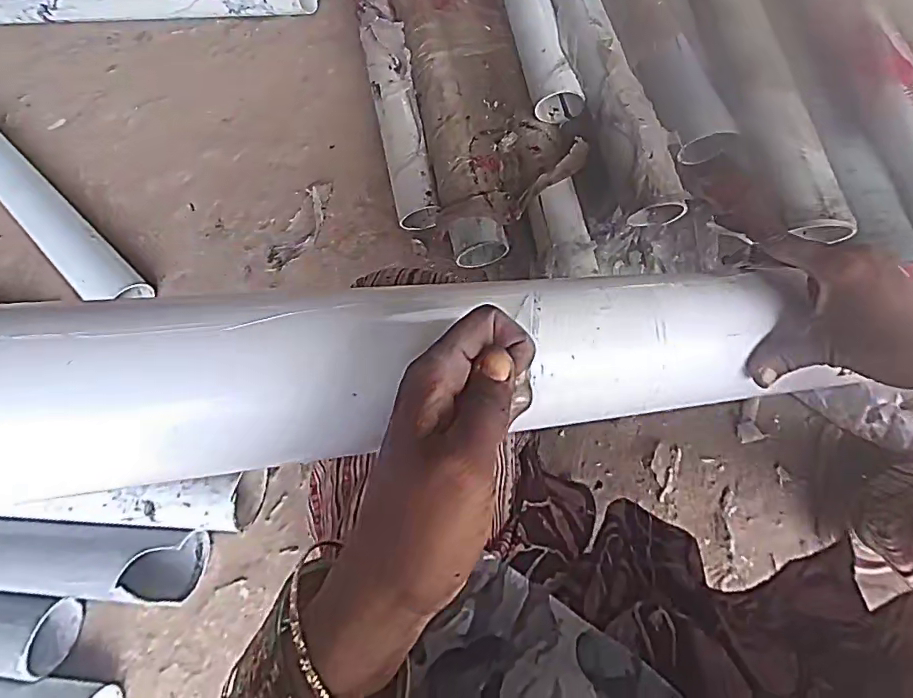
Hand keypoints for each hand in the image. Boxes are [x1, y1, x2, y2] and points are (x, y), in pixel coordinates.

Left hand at [301, 305, 533, 696]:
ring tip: (506, 433)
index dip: (512, 343)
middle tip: (513, 414)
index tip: (522, 380)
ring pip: (486, 375)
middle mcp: (430, 388)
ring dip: (508, 394)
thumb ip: (490, 401)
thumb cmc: (423, 533)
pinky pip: (481, 404)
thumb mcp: (467, 461)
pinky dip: (499, 414)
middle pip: (485, 344)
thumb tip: (506, 355)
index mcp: (430, 380)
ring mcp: (437, 412)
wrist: (390, 589)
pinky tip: (500, 442)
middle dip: (512, 368)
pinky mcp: (445, 437)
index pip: (481, 323)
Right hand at [690, 153, 912, 393]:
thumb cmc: (886, 347)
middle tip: (780, 286)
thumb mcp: (828, 349)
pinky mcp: (899, 275)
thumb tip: (757, 372)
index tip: (751, 253)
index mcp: (836, 264)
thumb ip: (786, 356)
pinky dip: (846, 282)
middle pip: (814, 253)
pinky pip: (860, 269)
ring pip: (839, 261)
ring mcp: (883, 262)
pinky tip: (847, 309)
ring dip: (823, 276)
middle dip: (795, 268)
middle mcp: (859, 254)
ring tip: (815, 304)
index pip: (789, 245)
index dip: (767, 248)